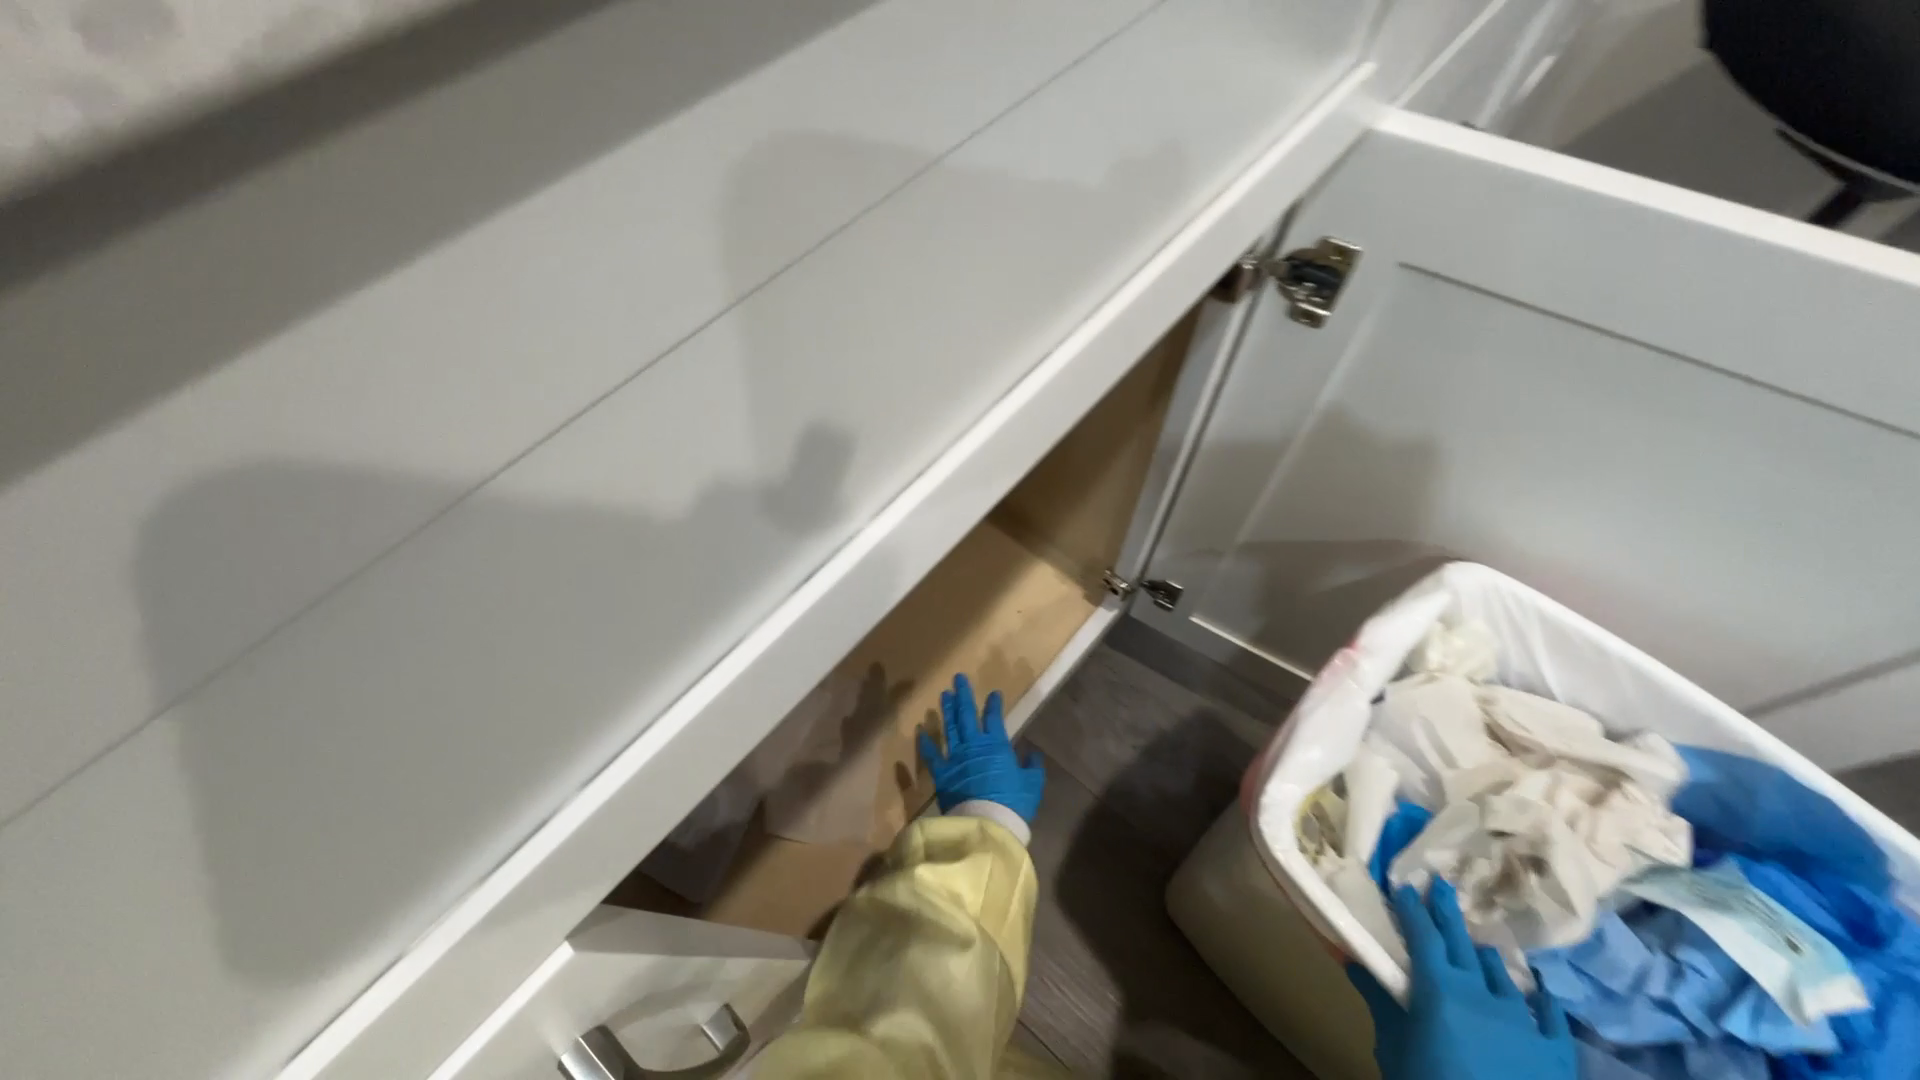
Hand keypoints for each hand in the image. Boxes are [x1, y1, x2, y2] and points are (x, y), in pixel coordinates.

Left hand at [915, 673, 1045, 822]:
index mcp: (996, 745)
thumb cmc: (1013, 803)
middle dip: (964, 695)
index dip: (994, 704)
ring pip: (950, 728)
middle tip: (958, 678)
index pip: (994, 717)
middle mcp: (973, 745)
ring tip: (944, 694)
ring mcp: (955, 757)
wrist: (987, 823)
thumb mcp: (1032, 784)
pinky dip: (926, 743)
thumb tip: (1033, 755)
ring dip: (947, 710)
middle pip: (967, 714)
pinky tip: (920, 730)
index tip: (993, 693)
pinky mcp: (941, 773)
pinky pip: (932, 755)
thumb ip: (1032, 766)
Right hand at [1347, 880, 1576, 1079]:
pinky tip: (1542, 989)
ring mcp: (1523, 1022)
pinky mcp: (1554, 1054)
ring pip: (1504, 976)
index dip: (1413, 909)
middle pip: (1463, 944)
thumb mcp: (1393, 1047)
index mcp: (1439, 988)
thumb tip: (1354, 963)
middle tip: (1442, 886)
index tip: (1405, 885)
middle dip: (1448, 913)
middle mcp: (1482, 993)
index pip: (1423, 935)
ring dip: (1488, 958)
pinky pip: (1552, 1019)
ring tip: (1481, 946)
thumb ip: (1379, 1002)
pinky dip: (1544, 1000)